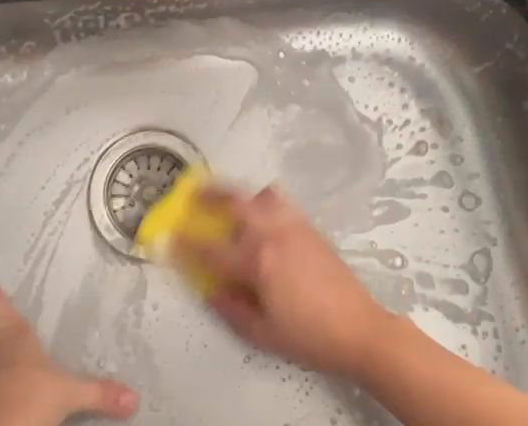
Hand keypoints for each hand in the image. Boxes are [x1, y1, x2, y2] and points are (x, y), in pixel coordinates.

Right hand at [183, 185, 401, 379]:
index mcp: (258, 262)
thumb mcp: (262, 334)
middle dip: (209, 194)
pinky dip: (263, 199)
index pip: (211, 248)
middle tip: (192, 194)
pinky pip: (281, 202)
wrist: (359, 328)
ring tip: (227, 197)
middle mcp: (273, 234)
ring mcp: (294, 226)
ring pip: (261, 193)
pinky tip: (259, 212)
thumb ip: (231, 309)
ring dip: (239, 191)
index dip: (185, 243)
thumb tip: (210, 289)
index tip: (168, 237)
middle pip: (235, 201)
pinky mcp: (310, 226)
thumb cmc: (309, 336)